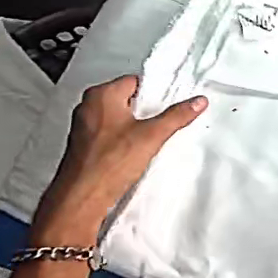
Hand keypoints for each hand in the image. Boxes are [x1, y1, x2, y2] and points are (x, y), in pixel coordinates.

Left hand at [29, 76, 206, 245]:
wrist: (82, 196)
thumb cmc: (105, 164)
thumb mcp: (153, 135)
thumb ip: (177, 116)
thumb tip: (195, 103)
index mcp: (101, 95)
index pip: (136, 81)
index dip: (156, 93)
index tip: (170, 102)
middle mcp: (88, 107)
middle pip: (128, 99)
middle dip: (146, 111)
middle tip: (161, 123)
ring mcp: (85, 126)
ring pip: (119, 117)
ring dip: (135, 126)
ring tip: (148, 140)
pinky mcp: (85, 144)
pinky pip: (111, 134)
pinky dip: (124, 140)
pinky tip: (134, 152)